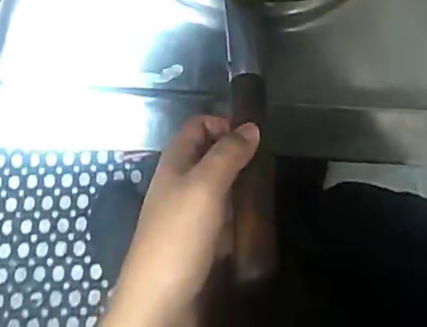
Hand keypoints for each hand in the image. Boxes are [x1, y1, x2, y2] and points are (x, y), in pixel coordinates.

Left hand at [101, 116, 259, 326]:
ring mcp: (186, 215)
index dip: (223, 124)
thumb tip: (251, 126)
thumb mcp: (206, 185)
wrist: (158, 303)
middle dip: (237, 160)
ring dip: (239, 193)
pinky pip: (221, 224)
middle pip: (210, 158)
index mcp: (175, 160)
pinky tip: (254, 230)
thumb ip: (227, 154)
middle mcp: (179, 182)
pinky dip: (236, 224)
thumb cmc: (179, 234)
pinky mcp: (196, 245)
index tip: (253, 138)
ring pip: (218, 192)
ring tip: (267, 197)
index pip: (198, 125)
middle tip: (267, 170)